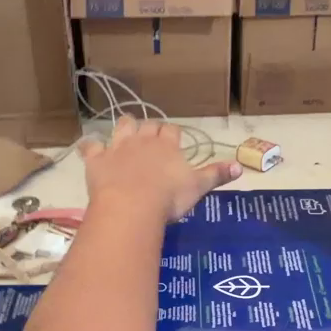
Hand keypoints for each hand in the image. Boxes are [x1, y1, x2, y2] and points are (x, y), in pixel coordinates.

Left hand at [80, 118, 240, 221]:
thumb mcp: (197, 187)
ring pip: (122, 127)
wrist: (132, 206)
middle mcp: (143, 140)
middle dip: (150, 128)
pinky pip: (91, 146)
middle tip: (151, 138)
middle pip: (147, 124)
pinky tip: (90, 149)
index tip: (173, 140)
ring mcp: (118, 147)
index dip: (172, 134)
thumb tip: (241, 167)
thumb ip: (216, 175)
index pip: (172, 130)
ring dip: (124, 128)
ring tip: (126, 135)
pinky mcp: (97, 159)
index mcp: (167, 145)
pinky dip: (90, 146)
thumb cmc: (168, 198)